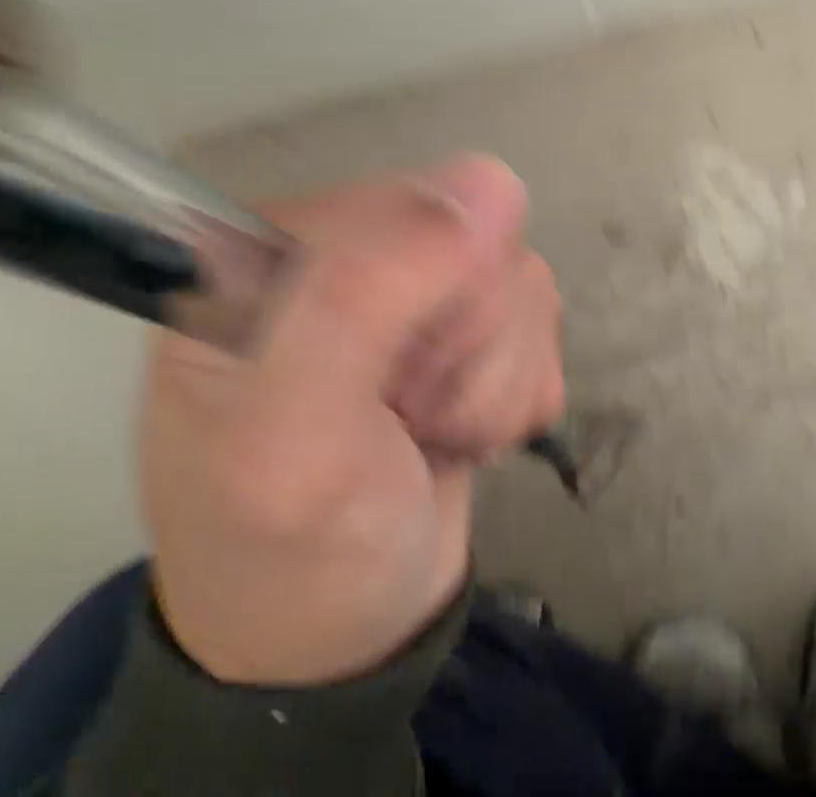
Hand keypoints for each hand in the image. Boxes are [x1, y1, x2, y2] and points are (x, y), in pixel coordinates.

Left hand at [139, 157, 563, 685]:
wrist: (337, 633)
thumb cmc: (288, 553)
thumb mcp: (293, 442)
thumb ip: (363, 299)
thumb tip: (493, 182)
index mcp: (270, 252)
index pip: (427, 218)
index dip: (434, 313)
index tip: (387, 391)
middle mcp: (346, 251)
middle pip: (485, 251)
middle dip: (469, 355)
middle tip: (404, 420)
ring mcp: (418, 287)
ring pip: (524, 286)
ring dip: (495, 383)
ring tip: (429, 431)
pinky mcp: (470, 326)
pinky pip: (545, 323)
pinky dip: (519, 394)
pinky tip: (461, 429)